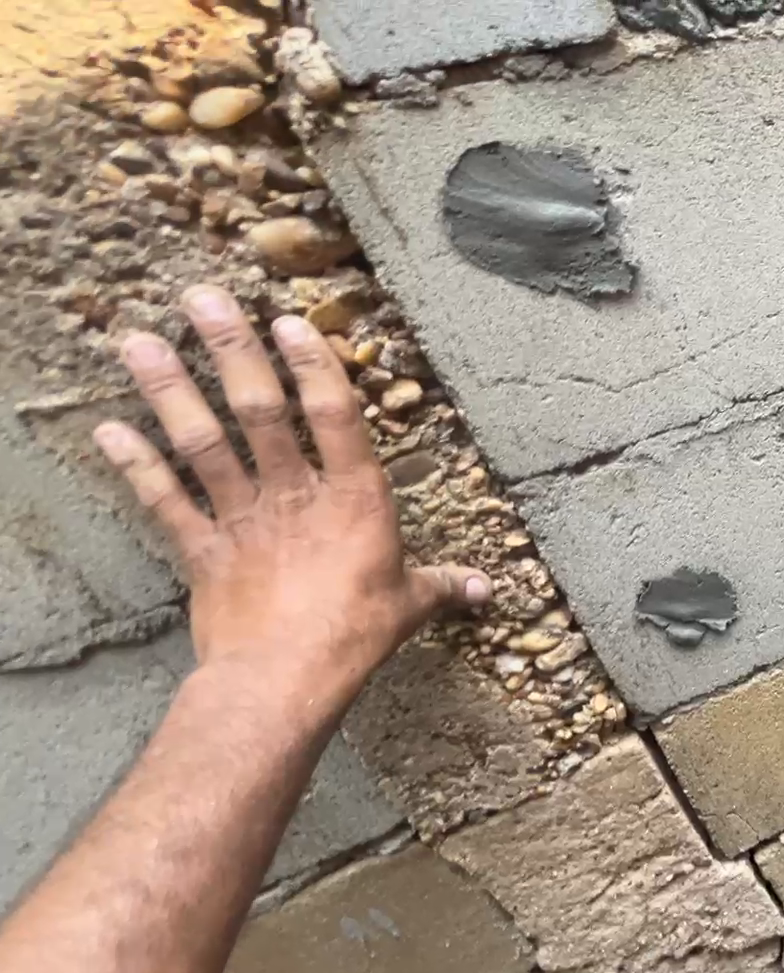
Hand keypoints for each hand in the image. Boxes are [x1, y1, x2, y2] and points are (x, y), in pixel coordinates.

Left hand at [93, 284, 488, 727]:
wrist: (287, 673)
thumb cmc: (362, 630)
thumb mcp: (416, 602)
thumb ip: (448, 585)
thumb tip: (489, 589)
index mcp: (357, 500)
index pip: (336, 419)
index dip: (314, 369)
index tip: (291, 323)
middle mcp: (296, 495)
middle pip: (260, 413)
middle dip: (231, 352)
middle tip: (204, 299)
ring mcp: (242, 517)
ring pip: (202, 442)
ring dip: (169, 389)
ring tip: (138, 338)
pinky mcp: (202, 548)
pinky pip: (164, 500)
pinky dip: (134, 465)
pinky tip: (106, 427)